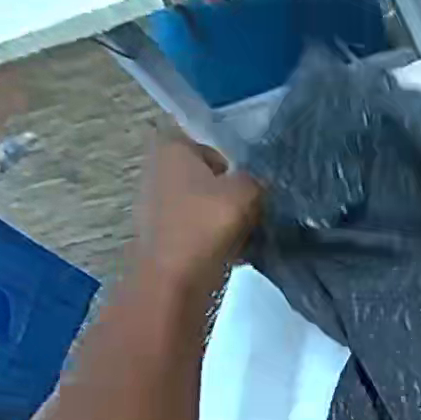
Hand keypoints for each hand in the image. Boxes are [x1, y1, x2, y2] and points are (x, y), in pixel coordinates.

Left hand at [135, 135, 261, 282]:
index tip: (257, 184)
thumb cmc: (208, 222)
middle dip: (235, 192)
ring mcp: (161, 202)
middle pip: (211, 177)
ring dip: (232, 217)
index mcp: (172, 147)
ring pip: (210, 204)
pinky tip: (240, 250)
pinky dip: (222, 237)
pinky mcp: (169, 232)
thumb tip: (260, 185)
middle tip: (260, 209)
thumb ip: (258, 181)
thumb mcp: (248, 192)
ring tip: (254, 232)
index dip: (238, 163)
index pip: (213, 145)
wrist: (177, 274)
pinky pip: (205, 228)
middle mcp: (160, 168)